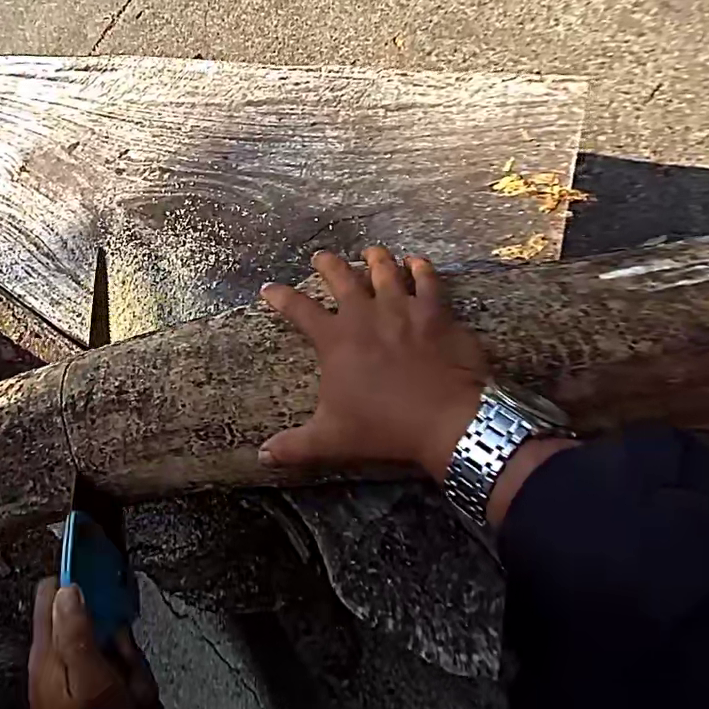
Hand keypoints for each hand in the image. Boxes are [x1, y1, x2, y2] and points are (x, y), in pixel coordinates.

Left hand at [29, 578, 163, 708]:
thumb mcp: (92, 682)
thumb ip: (79, 632)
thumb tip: (69, 586)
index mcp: (50, 653)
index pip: (53, 590)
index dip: (79, 576)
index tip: (105, 577)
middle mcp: (56, 663)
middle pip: (93, 621)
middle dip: (118, 637)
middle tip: (124, 664)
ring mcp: (72, 682)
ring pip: (110, 650)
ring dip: (130, 669)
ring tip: (130, 698)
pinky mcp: (87, 700)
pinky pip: (116, 677)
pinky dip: (129, 690)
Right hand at [258, 247, 489, 480]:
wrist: (446, 420)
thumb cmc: (383, 427)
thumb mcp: (332, 438)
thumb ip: (295, 445)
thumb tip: (262, 457)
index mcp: (335, 338)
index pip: (297, 309)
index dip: (280, 296)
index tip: (268, 288)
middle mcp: (365, 313)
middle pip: (341, 276)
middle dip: (327, 263)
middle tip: (320, 256)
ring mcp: (402, 307)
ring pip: (384, 269)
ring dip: (374, 258)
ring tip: (370, 251)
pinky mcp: (435, 311)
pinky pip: (428, 279)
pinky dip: (421, 267)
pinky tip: (417, 262)